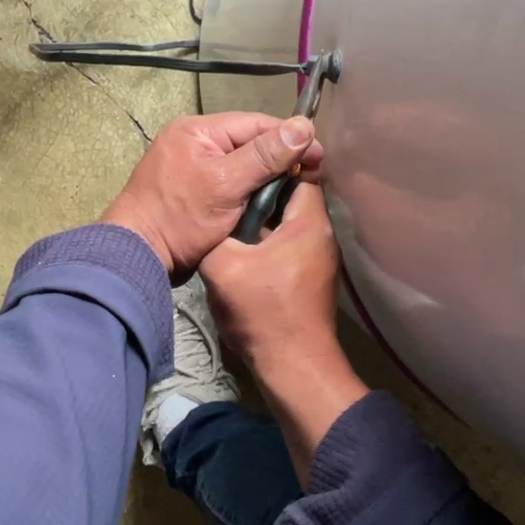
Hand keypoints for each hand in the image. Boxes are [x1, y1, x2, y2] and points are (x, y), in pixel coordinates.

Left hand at [101, 112, 322, 276]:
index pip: (255, 124)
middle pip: (249, 144)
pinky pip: (230, 183)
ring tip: (295, 189)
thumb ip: (265, 156)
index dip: (290, 138)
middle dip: (279, 159)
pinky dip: (249, 192)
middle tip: (312, 175)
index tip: (320, 156)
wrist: (138, 256)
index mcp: (197, 130)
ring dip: (265, 177)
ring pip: (242, 166)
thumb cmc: (180, 218)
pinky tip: (269, 202)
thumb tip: (304, 126)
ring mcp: (192, 169)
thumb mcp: (227, 184)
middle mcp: (194, 143)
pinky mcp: (193, 193)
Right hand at [200, 183, 367, 482]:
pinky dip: (263, 240)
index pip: (298, 170)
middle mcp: (319, 235)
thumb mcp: (224, 267)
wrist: (293, 368)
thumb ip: (214, 234)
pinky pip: (284, 244)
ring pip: (284, 223)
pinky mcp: (305, 277)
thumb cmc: (263, 311)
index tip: (240, 157)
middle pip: (289, 196)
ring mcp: (315, 258)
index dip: (270, 159)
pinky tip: (236, 244)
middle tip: (226, 183)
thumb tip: (205, 218)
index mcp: (308, 223)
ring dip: (259, 217)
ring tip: (225, 210)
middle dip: (259, 189)